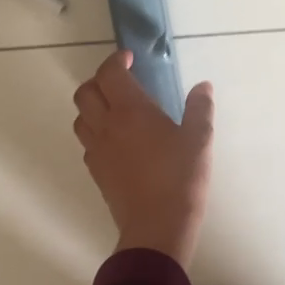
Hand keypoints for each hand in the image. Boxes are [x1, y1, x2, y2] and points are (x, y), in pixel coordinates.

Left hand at [72, 50, 214, 268]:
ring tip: (117, 107)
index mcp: (131, 111)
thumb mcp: (199, 138)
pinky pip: (87, 142)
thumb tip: (202, 86)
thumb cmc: (181, 177)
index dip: (116, 61)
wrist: (157, 226)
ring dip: (93, 105)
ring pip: (81, 118)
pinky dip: (96, 130)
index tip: (130, 58)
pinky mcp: (97, 172)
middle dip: (99, 80)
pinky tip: (118, 139)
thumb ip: (199, 107)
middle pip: (85, 93)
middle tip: (121, 80)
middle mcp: (107, 126)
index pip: (110, 74)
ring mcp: (97, 151)